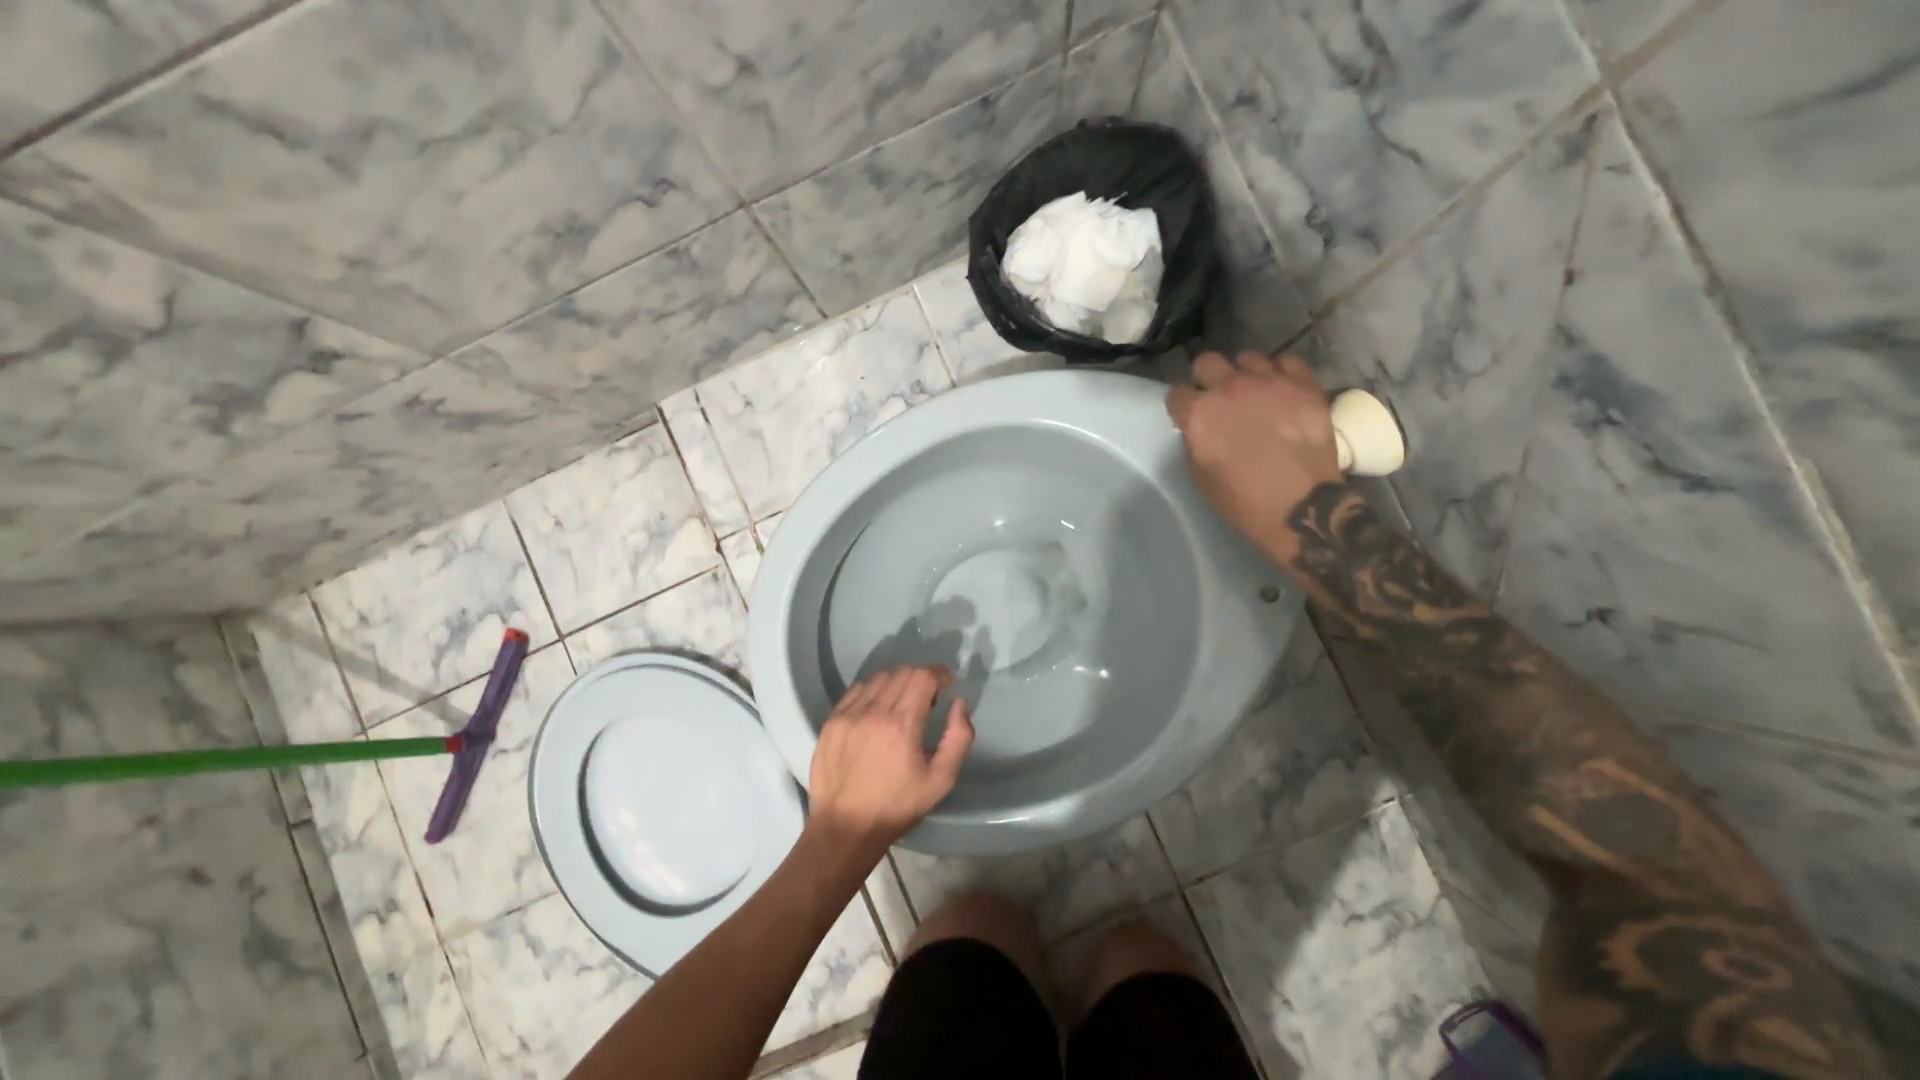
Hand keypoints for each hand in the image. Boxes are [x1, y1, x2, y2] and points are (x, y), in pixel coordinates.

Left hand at [807, 666, 973, 851]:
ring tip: (900, 705)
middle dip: (920, 678)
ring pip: (878, 678)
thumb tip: (959, 703)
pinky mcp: (831, 722)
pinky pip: (856, 692)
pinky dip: (872, 693)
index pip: (922, 676)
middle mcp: (873, 712)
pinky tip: (876, 712)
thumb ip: (958, 737)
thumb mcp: (941, 780)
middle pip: (901, 672)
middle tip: (927, 700)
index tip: (946, 685)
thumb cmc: (898, 806)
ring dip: (896, 683)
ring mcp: (848, 715)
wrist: (846, 827)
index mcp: (902, 725)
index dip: (939, 674)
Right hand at [1166, 351, 1343, 561]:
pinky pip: (1287, 361)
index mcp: (1199, 414)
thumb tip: (1199, 430)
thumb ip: (1194, 443)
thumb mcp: (1201, 478)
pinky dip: (1282, 373)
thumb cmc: (1244, 501)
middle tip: (1218, 398)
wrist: (1303, 507)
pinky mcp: (1304, 384)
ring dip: (1245, 373)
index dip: (1182, 406)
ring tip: (1255, 392)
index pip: (1176, 394)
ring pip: (1248, 357)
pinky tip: (1283, 389)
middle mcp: (1230, 388)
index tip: (1189, 417)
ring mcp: (1269, 381)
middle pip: (1207, 361)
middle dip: (1207, 378)